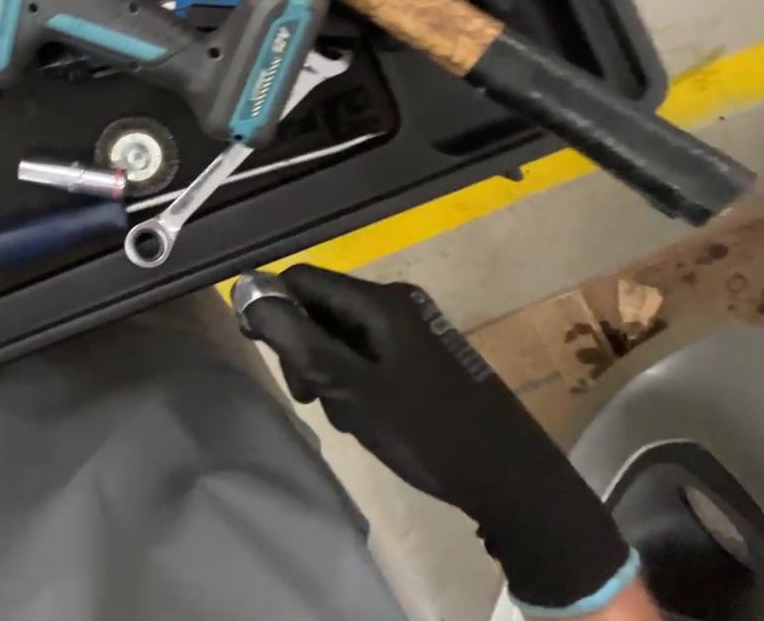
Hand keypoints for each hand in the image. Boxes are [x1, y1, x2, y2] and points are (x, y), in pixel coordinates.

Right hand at [234, 266, 637, 614]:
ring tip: (339, 410)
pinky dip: (350, 375)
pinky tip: (362, 412)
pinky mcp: (422, 354)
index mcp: (380, 301)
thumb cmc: (429, 432)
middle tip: (307, 394)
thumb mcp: (352, 389)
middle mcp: (395, 303)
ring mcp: (412, 328)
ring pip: (340, 331)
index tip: (263, 350)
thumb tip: (247, 295)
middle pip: (320, 305)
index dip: (272, 306)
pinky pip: (365, 350)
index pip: (301, 279)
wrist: (516, 484)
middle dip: (301, 346)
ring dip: (325, 366)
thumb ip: (297, 340)